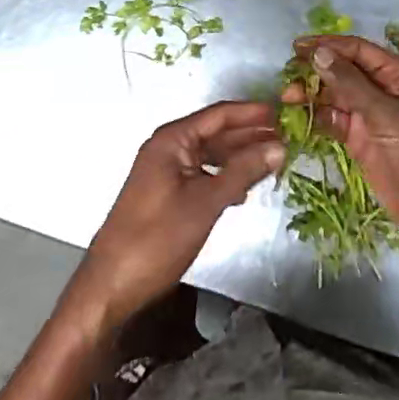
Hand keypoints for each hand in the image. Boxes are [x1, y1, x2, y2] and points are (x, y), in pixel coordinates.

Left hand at [79, 101, 284, 321]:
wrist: (111, 287)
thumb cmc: (157, 238)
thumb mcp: (206, 202)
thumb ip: (243, 171)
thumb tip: (279, 147)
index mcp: (172, 139)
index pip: (219, 114)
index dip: (253, 113)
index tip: (284, 113)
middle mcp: (168, 147)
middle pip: (216, 132)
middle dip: (250, 134)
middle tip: (287, 137)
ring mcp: (166, 170)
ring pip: (211, 154)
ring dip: (240, 157)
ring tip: (274, 160)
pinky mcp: (166, 193)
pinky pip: (202, 173)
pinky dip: (225, 176)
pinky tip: (244, 188)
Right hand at [283, 35, 398, 259]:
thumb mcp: (384, 113)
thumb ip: (350, 83)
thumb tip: (319, 53)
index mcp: (397, 74)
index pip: (358, 50)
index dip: (329, 46)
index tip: (298, 47)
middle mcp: (382, 89)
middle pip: (344, 70)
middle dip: (317, 69)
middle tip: (288, 72)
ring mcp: (369, 114)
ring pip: (335, 94)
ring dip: (313, 93)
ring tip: (288, 96)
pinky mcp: (359, 137)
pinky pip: (334, 119)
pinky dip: (317, 116)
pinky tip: (298, 115)